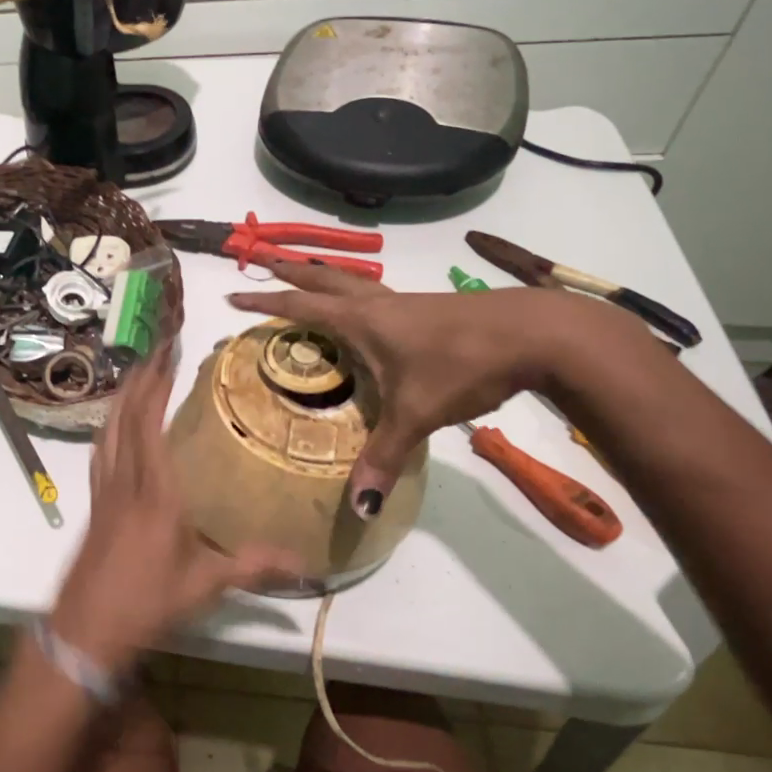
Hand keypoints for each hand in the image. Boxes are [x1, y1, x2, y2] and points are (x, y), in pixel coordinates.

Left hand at [49, 346, 298, 671]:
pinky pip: (99, 451)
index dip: (157, 384)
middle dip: (141, 379)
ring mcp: (104, 490)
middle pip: (127, 417)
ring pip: (108, 429)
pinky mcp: (93, 504)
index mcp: (155, 491)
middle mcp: (125, 480)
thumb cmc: (146, 604)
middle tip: (157, 348)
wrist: (84, 629)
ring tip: (136, 373)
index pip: (151, 422)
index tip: (169, 353)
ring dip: (121, 397)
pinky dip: (108, 426)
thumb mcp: (206, 586)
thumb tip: (308, 564)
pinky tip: (113, 424)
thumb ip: (254, 567)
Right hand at [228, 261, 648, 518]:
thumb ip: (384, 457)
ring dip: (324, 278)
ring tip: (308, 281)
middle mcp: (377, 303)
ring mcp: (406, 302)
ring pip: (353, 281)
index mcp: (360, 319)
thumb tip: (356, 507)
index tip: (234, 297)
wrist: (536, 335)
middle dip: (289, 271)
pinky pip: (379, 295)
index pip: (300, 305)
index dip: (265, 302)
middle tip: (263, 263)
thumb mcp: (416, 415)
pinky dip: (358, 295)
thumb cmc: (462, 365)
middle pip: (322, 278)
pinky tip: (371, 315)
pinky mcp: (430, 308)